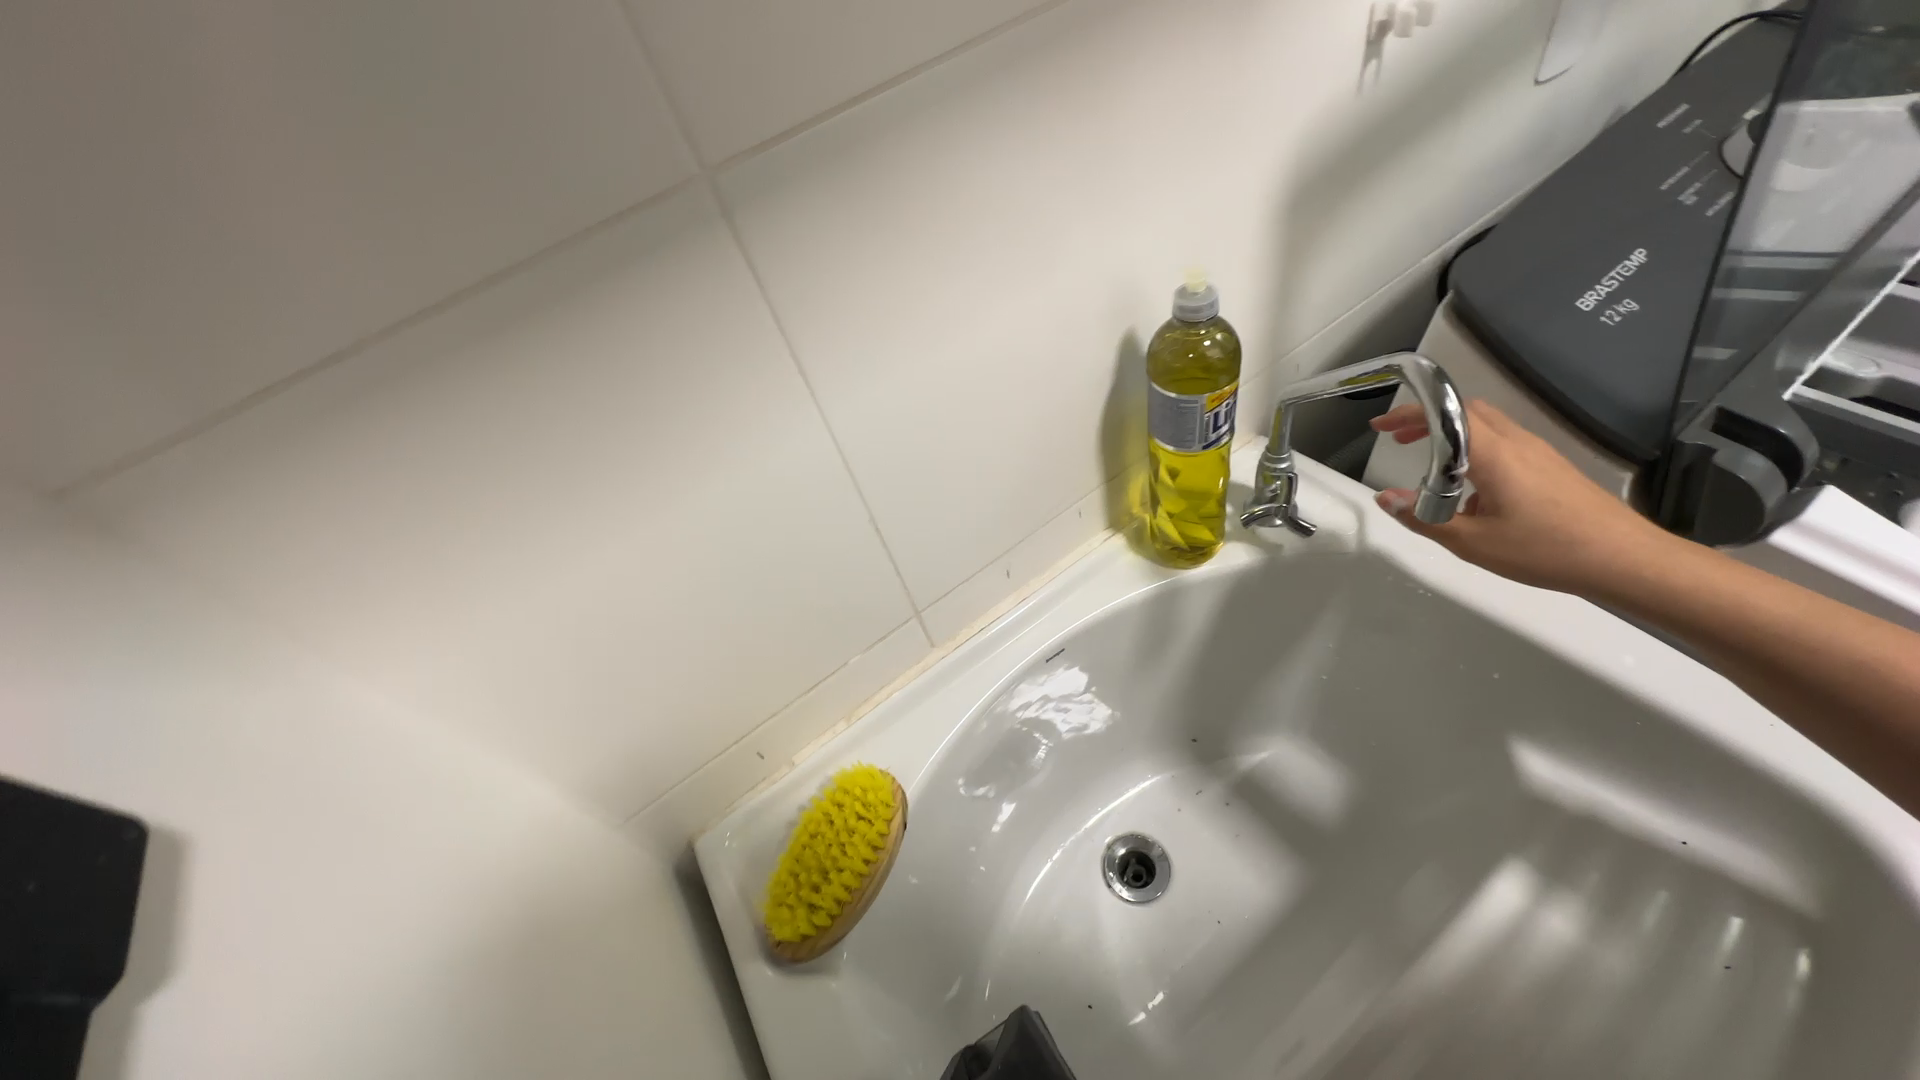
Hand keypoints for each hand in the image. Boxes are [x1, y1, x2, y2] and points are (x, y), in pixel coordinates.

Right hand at [1370, 399, 1672, 596]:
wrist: (1624, 560)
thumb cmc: (1545, 549)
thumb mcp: (1472, 542)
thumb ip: (1424, 518)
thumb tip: (1386, 499)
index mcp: (1494, 454)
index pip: (1447, 414)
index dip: (1409, 414)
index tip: (1381, 427)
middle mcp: (1518, 443)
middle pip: (1469, 411)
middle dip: (1430, 419)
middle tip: (1401, 439)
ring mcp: (1539, 453)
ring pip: (1489, 427)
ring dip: (1454, 435)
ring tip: (1429, 464)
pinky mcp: (1552, 468)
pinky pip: (1505, 446)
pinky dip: (1476, 451)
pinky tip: (1471, 492)